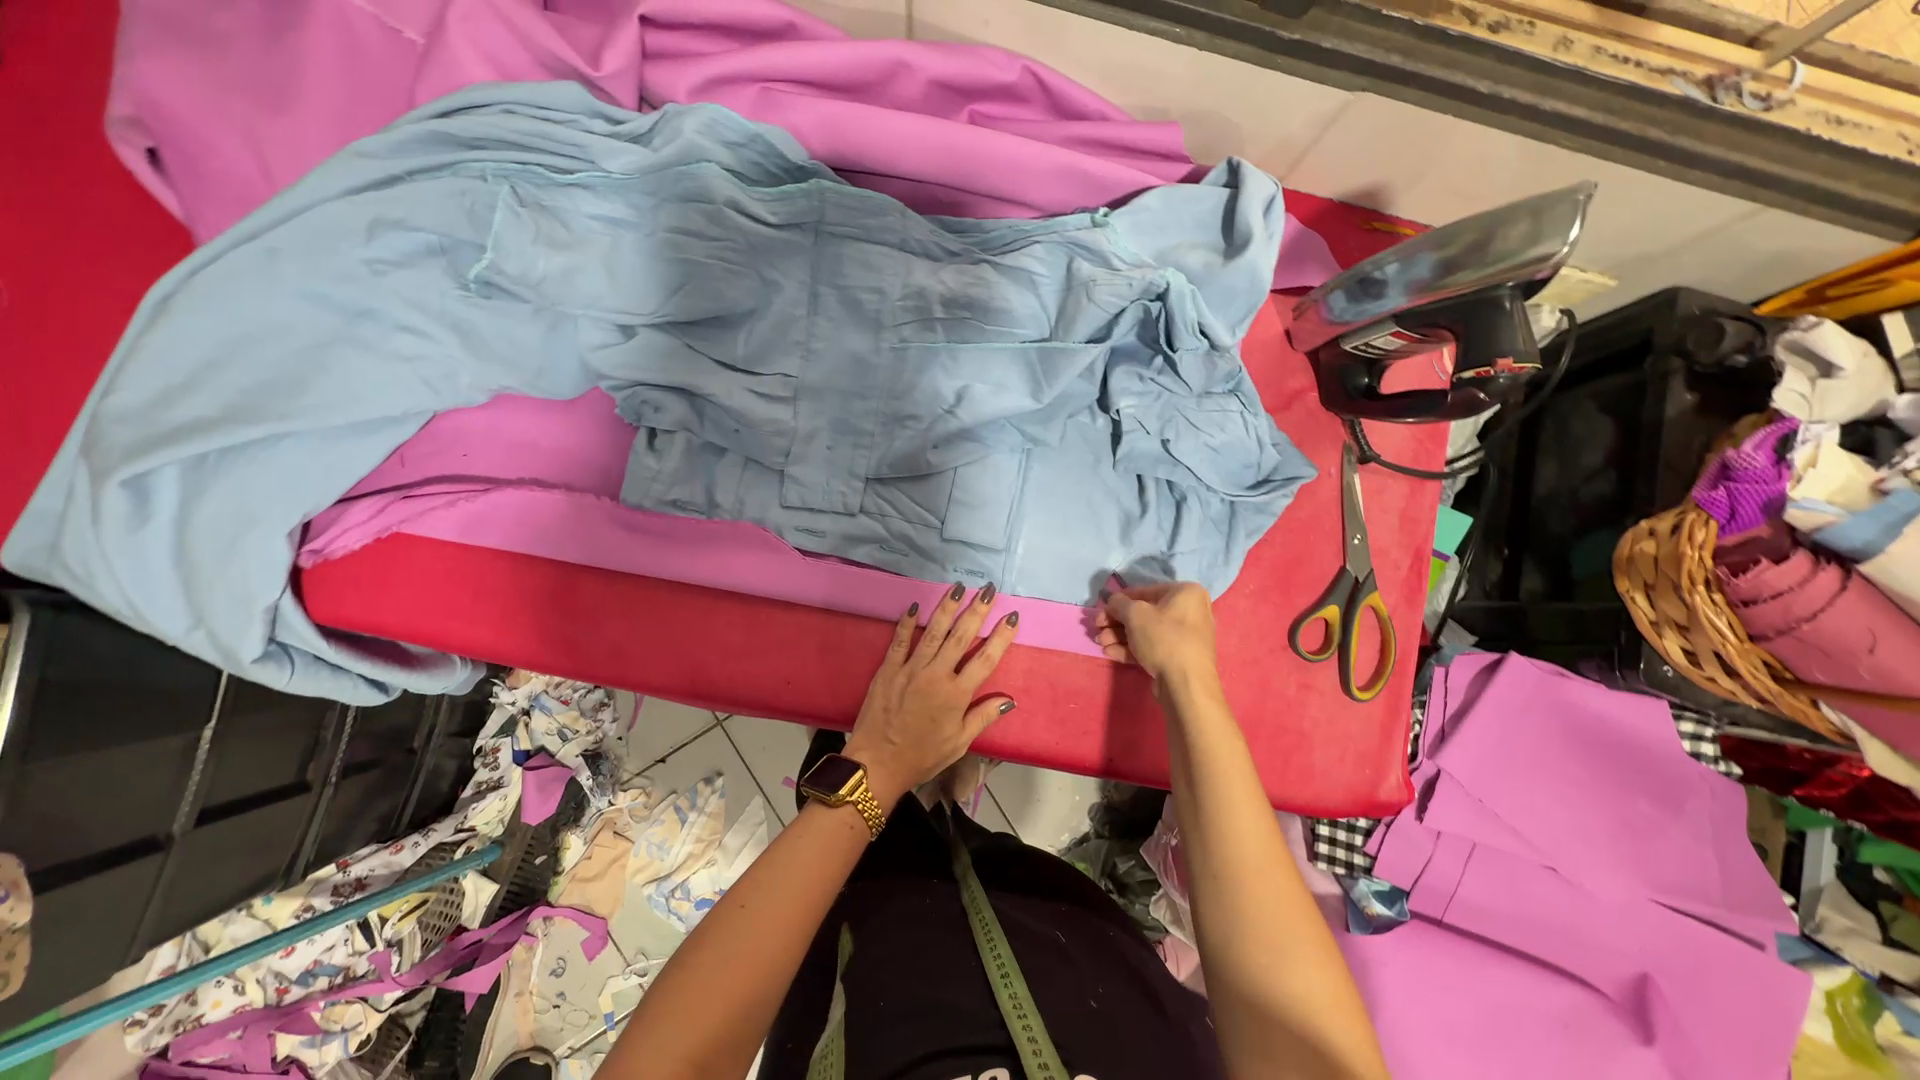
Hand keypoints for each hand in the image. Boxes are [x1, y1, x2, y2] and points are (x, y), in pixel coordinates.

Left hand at [844, 583, 1019, 806]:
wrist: (878, 764)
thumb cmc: (923, 757)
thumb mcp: (959, 743)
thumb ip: (983, 717)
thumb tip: (1008, 700)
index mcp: (957, 694)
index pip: (985, 659)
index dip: (1001, 636)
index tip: (1012, 616)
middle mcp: (936, 675)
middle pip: (960, 636)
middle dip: (976, 611)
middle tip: (987, 589)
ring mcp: (910, 669)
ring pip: (932, 631)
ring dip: (946, 607)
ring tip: (958, 587)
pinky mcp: (888, 670)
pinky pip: (900, 640)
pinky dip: (907, 622)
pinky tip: (915, 605)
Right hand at [1095, 582, 1220, 686]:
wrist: (1186, 683)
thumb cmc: (1162, 638)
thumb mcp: (1135, 614)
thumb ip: (1119, 603)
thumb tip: (1113, 601)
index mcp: (1185, 593)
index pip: (1145, 591)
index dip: (1119, 601)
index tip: (1102, 610)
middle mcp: (1189, 612)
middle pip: (1144, 614)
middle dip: (1117, 623)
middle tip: (1098, 629)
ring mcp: (1185, 637)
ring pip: (1146, 633)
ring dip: (1120, 637)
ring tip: (1101, 643)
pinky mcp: (1178, 658)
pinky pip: (1152, 648)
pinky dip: (1131, 649)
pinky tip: (1110, 653)